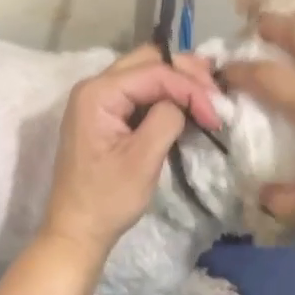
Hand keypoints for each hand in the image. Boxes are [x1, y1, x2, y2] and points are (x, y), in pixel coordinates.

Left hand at [40, 44, 222, 251]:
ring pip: (144, 76)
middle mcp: (94, 88)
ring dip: (176, 84)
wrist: (77, 231)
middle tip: (216, 93)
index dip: (190, 88)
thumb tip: (185, 103)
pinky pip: (137, 96)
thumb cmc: (108, 200)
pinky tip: (185, 109)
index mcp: (98, 93)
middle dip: (185, 74)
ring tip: (207, 97)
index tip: (216, 115)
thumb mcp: (142, 160)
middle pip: (147, 62)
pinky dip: (163, 99)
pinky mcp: (104, 119)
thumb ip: (166, 120)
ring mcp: (97, 102)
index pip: (154, 72)